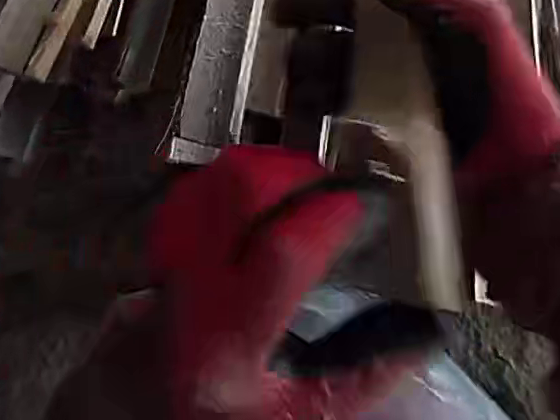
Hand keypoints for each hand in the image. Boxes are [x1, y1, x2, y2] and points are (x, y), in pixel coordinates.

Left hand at [47, 146, 431, 419]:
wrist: (138, 406)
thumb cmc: (220, 414)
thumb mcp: (293, 418)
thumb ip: (357, 381)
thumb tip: (421, 340)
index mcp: (231, 333)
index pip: (280, 251)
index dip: (325, 216)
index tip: (358, 204)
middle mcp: (196, 279)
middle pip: (241, 187)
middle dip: (294, 171)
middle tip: (330, 182)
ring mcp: (172, 248)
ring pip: (219, 174)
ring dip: (269, 165)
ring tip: (302, 182)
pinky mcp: (164, 231)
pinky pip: (205, 179)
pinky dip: (242, 174)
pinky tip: (263, 192)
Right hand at [277, 0, 559, 193]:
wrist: (516, 168)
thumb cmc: (503, 86)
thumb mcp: (476, 20)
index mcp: (418, 7)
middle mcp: (395, 37)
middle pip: (336, 12)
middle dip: (306, 6)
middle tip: (285, 13)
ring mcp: (383, 78)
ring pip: (326, 54)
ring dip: (305, 53)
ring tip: (297, 63)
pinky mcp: (374, 119)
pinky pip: (331, 99)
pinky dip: (311, 96)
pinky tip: (305, 100)